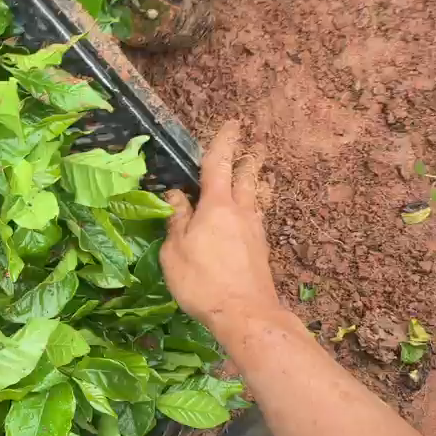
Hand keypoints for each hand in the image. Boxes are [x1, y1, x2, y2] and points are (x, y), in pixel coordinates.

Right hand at [162, 119, 283, 337]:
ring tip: (257, 175)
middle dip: (248, 159)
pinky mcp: (260, 249)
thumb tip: (176, 197)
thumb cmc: (202, 281)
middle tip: (251, 147)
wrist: (244, 312)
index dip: (224, 142)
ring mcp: (254, 230)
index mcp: (216, 206)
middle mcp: (240, 211)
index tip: (232, 123)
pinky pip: (258, 216)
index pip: (219, 164)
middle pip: (247, 176)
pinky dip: (254, 206)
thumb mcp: (175, 251)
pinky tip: (251, 213)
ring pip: (257, 196)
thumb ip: (177, 221)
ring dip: (256, 181)